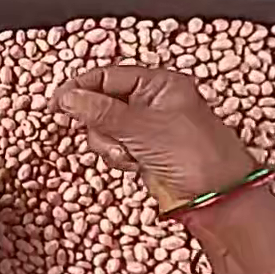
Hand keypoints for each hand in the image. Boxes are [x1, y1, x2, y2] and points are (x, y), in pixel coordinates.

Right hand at [51, 66, 257, 208]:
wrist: (216, 197)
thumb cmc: (195, 154)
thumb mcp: (142, 127)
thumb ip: (100, 111)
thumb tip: (67, 98)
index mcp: (158, 84)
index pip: (107, 76)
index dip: (80, 88)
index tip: (58, 103)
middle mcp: (149, 101)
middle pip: (99, 103)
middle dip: (99, 124)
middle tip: (106, 134)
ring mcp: (143, 127)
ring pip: (100, 128)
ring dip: (108, 144)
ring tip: (129, 154)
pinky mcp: (139, 149)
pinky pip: (110, 146)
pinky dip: (116, 156)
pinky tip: (135, 163)